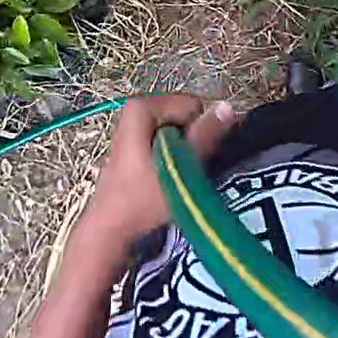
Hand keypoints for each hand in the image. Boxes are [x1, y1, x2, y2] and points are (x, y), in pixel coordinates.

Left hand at [76, 95, 239, 254]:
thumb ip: (204, 136)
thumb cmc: (142, 200)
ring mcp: (134, 123)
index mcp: (142, 106)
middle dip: (190, 141)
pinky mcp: (136, 140)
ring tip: (172, 175)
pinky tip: (164, 176)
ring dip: (183, 151)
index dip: (197, 134)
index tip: (186, 161)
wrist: (109, 232)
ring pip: (180, 129)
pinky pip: (169, 138)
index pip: (194, 107)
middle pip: (186, 116)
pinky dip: (173, 155)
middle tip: (181, 170)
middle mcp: (136, 107)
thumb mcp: (179, 167)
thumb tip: (228, 107)